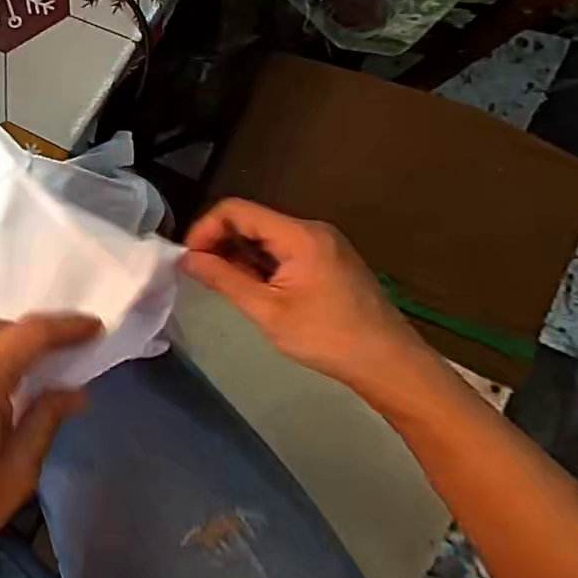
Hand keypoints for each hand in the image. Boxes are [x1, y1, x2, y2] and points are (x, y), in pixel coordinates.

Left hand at [0, 313, 99, 577]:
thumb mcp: (19, 468)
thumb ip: (46, 419)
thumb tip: (74, 390)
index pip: (29, 334)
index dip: (66, 327)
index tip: (96, 328)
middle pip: (2, 327)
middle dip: (40, 331)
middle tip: (75, 348)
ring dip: (13, 338)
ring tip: (45, 361)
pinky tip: (6, 375)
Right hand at [179, 198, 430, 391]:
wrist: (392, 366)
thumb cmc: (328, 337)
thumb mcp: (265, 309)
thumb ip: (222, 278)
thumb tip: (185, 258)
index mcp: (299, 236)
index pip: (235, 210)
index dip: (205, 229)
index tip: (190, 259)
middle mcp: (312, 231)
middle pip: (249, 221)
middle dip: (219, 243)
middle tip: (202, 275)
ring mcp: (323, 246)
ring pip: (263, 237)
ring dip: (237, 255)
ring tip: (226, 286)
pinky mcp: (327, 261)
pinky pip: (281, 250)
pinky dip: (258, 264)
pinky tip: (253, 290)